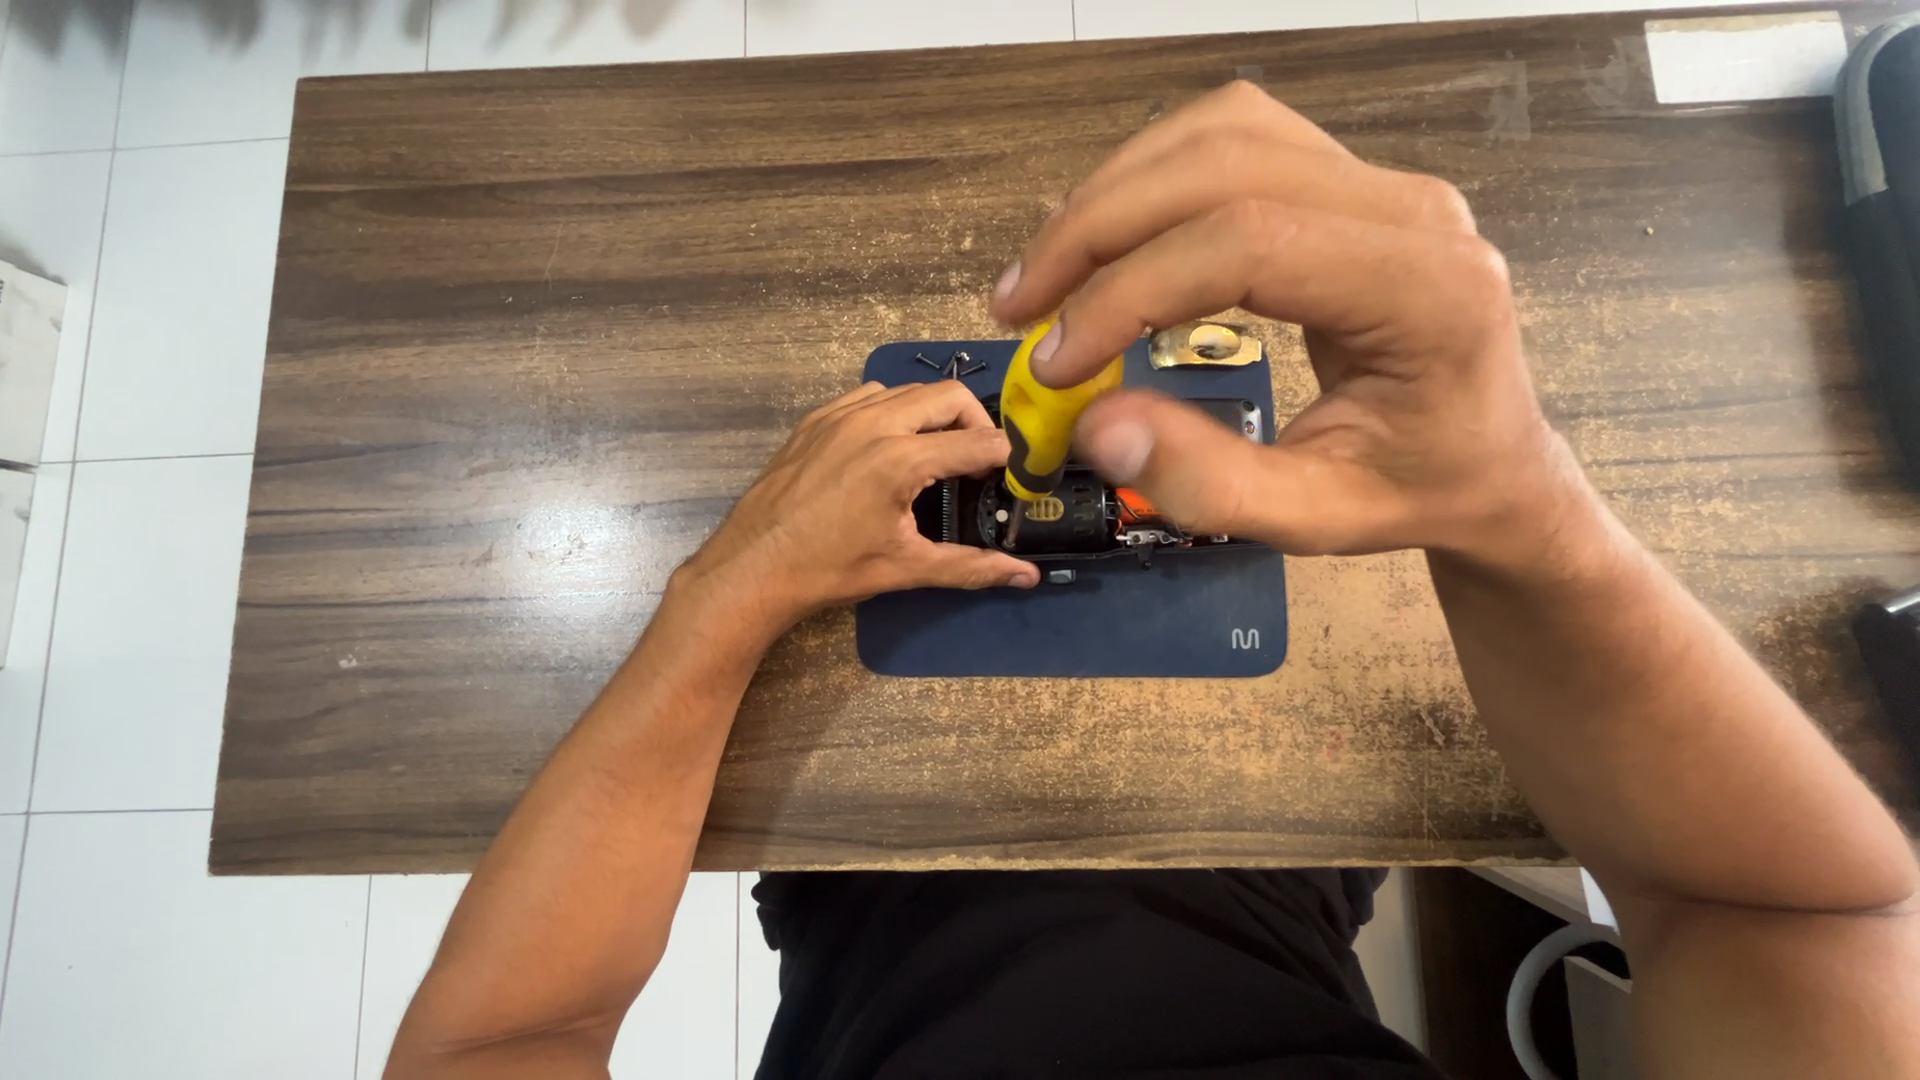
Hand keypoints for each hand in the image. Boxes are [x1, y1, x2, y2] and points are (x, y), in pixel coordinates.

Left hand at [680, 380, 1040, 629]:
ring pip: (907, 390)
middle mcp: (874, 423)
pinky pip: (869, 396)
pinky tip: (887, 448)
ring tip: (934, 454)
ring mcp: (839, 415)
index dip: (1003, 458)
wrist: (753, 568)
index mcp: (900, 459)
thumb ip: (973, 567)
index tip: (1006, 477)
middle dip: (975, 422)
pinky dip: (893, 411)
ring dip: (933, 413)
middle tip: (976, 461)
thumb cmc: (831, 570)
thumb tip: (1028, 578)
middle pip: (948, 395)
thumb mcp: (907, 568)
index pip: (978, 442)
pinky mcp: (815, 419)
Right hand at [989, 81, 1581, 564]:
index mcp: (1422, 291)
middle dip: (1094, 230)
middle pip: (1221, 162)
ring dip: (1111, 194)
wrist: (1488, 461)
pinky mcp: (1344, 182)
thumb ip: (1204, 481)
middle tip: (1016, 305)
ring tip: (1045, 272)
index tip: (1052, 365)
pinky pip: (1231, 140)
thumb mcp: (1308, 517)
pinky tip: (1106, 238)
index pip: (1247, 243)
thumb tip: (1093, 426)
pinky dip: (1148, 180)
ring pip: (1218, 130)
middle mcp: (1408, 208)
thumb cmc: (1409, 491)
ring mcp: (1378, 182)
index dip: (1127, 294)